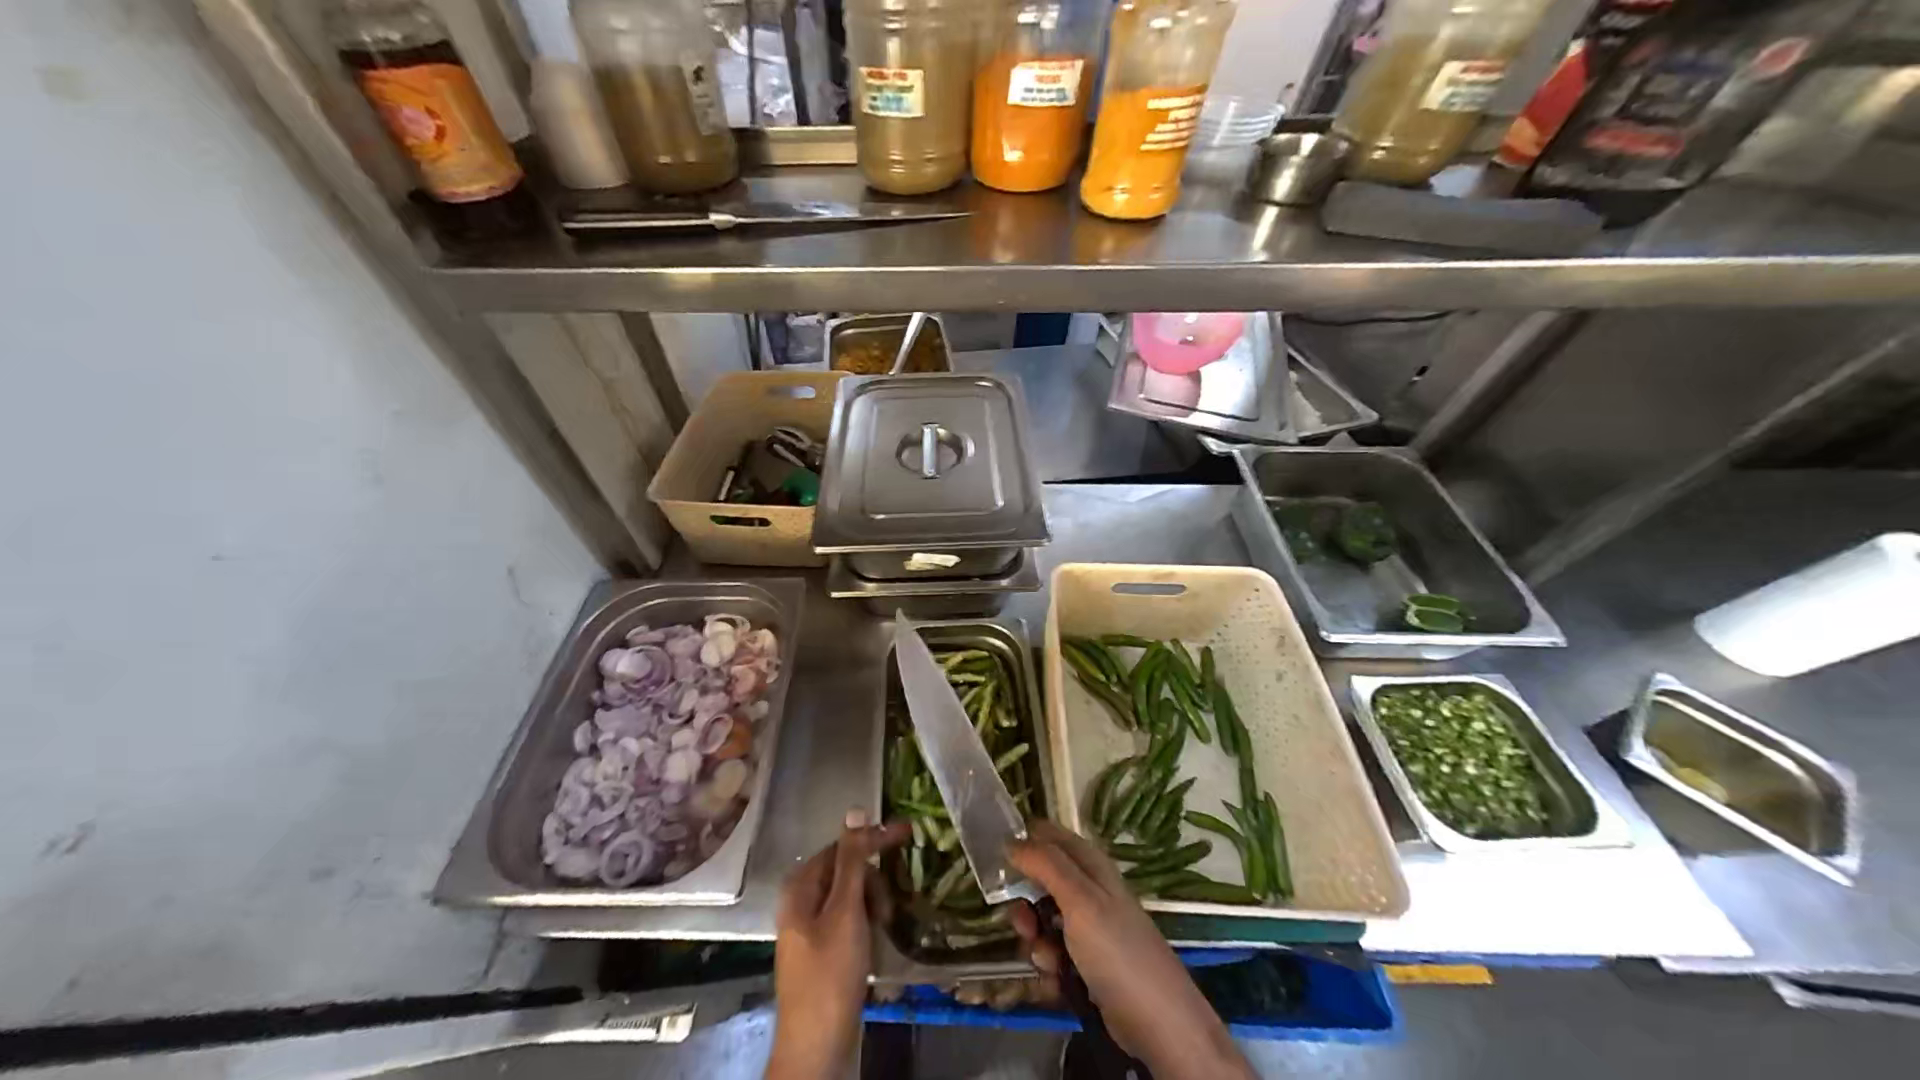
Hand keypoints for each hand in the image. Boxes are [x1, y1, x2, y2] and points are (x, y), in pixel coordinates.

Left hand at [766, 810, 909, 1079]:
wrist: (818, 1046)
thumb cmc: (830, 974)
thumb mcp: (845, 911)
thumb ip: (852, 861)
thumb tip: (855, 812)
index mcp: (800, 886)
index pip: (841, 846)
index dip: (873, 839)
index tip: (908, 832)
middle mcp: (802, 901)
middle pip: (846, 870)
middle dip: (874, 880)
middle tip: (889, 904)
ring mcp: (811, 928)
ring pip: (851, 896)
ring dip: (873, 902)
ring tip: (885, 924)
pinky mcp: (824, 950)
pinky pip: (850, 919)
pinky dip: (867, 921)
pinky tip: (878, 936)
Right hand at [1007, 820, 1254, 1079]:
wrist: (1157, 1022)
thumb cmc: (1117, 950)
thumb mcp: (1080, 900)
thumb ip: (1046, 865)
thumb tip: (1011, 839)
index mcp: (1090, 864)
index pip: (1048, 836)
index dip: (1023, 843)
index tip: (998, 862)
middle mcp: (1088, 890)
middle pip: (1039, 882)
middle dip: (1024, 904)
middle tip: (1025, 924)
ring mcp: (1087, 927)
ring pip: (1041, 920)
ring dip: (1036, 940)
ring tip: (1048, 961)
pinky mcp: (1085, 960)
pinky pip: (1052, 952)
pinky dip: (1049, 965)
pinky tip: (1057, 981)